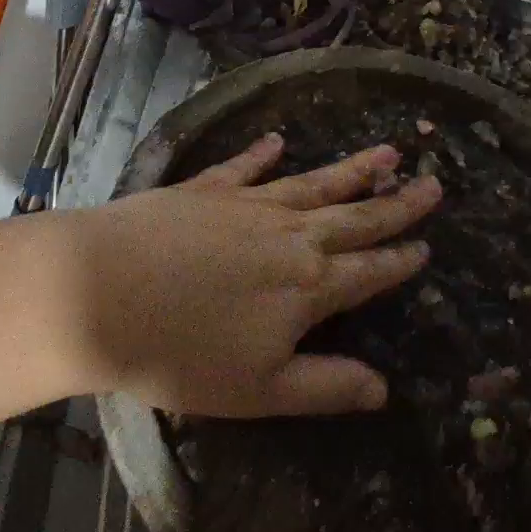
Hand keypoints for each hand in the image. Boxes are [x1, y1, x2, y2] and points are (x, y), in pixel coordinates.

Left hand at [62, 134, 440, 418]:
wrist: (97, 295)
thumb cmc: (180, 354)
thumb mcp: (260, 391)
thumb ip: (326, 387)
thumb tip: (384, 389)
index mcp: (308, 287)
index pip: (369, 271)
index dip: (400, 260)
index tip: (426, 245)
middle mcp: (289, 236)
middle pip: (354, 217)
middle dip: (396, 203)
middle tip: (432, 183)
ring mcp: (246, 206)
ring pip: (313, 184)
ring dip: (352, 169)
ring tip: (387, 150)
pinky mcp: (203, 190)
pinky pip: (244, 167)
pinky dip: (263, 154)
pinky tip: (279, 140)